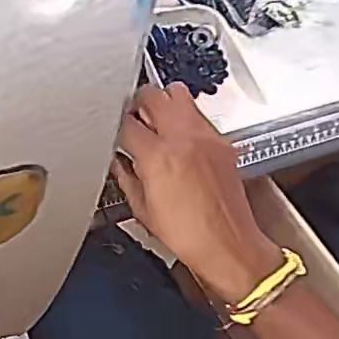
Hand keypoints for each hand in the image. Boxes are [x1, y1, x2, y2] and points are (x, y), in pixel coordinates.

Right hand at [114, 82, 284, 301]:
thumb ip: (126, 177)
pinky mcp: (222, 142)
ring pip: (178, 94)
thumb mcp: (142, 209)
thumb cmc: (189, 235)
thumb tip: (119, 163)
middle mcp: (184, 138)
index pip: (125, 122)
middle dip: (136, 105)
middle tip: (131, 122)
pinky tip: (177, 141)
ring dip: (162, 104)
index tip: (111, 134)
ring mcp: (206, 136)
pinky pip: (198, 115)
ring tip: (154, 126)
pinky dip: (183, 120)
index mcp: (158, 156)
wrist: (227, 244)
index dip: (113, 127)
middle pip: (152, 94)